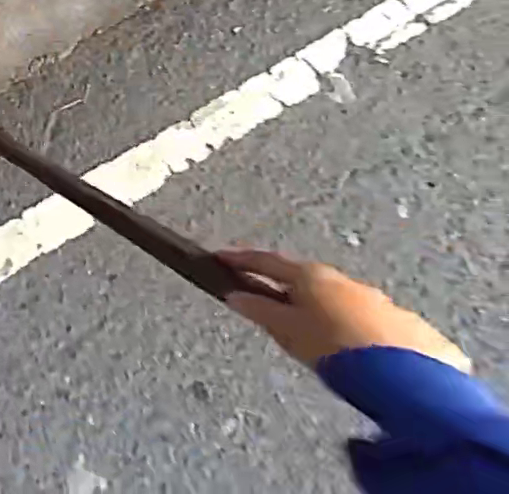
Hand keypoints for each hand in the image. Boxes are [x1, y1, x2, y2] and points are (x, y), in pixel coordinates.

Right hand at [219, 248, 470, 372]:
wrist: (410, 386)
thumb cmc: (333, 347)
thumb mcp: (281, 328)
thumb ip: (255, 308)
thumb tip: (235, 297)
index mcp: (313, 276)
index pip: (266, 261)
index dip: (240, 259)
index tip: (222, 258)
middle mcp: (352, 285)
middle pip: (312, 283)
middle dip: (293, 291)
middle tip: (276, 303)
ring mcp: (392, 310)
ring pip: (352, 307)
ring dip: (334, 315)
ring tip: (325, 338)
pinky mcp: (423, 337)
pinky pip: (387, 331)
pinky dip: (369, 337)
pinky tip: (366, 356)